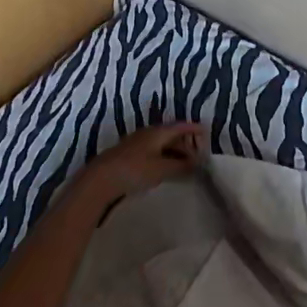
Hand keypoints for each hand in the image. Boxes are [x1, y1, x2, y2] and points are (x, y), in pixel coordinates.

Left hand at [67, 122, 204, 206]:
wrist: (100, 180)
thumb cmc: (134, 171)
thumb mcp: (162, 169)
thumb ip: (181, 166)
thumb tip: (197, 163)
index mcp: (157, 133)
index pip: (180, 126)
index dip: (193, 128)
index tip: (206, 131)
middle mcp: (147, 134)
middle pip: (170, 134)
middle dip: (185, 142)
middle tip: (198, 154)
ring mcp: (135, 144)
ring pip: (160, 143)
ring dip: (173, 151)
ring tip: (184, 163)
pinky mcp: (127, 155)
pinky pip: (152, 151)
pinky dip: (163, 156)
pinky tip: (164, 168)